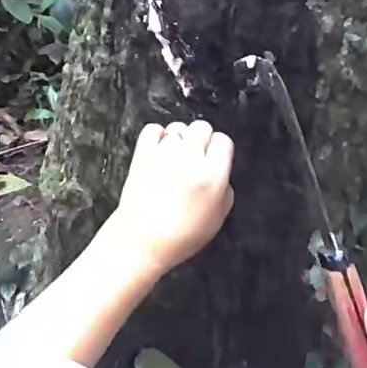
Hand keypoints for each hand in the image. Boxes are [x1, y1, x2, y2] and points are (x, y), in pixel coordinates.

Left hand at [107, 121, 234, 272]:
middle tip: (196, 158)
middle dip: (201, 140)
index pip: (223, 141)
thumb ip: (225, 191)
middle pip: (202, 127)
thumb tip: (220, 174)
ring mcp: (165, 153)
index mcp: (213, 175)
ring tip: (176, 157)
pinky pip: (153, 129)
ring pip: (178, 128)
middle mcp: (190, 158)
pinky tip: (159, 150)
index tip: (214, 159)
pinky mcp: (143, 153)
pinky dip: (157, 135)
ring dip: (180, 139)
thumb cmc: (179, 236)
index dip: (219, 150)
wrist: (141, 240)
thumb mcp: (217, 219)